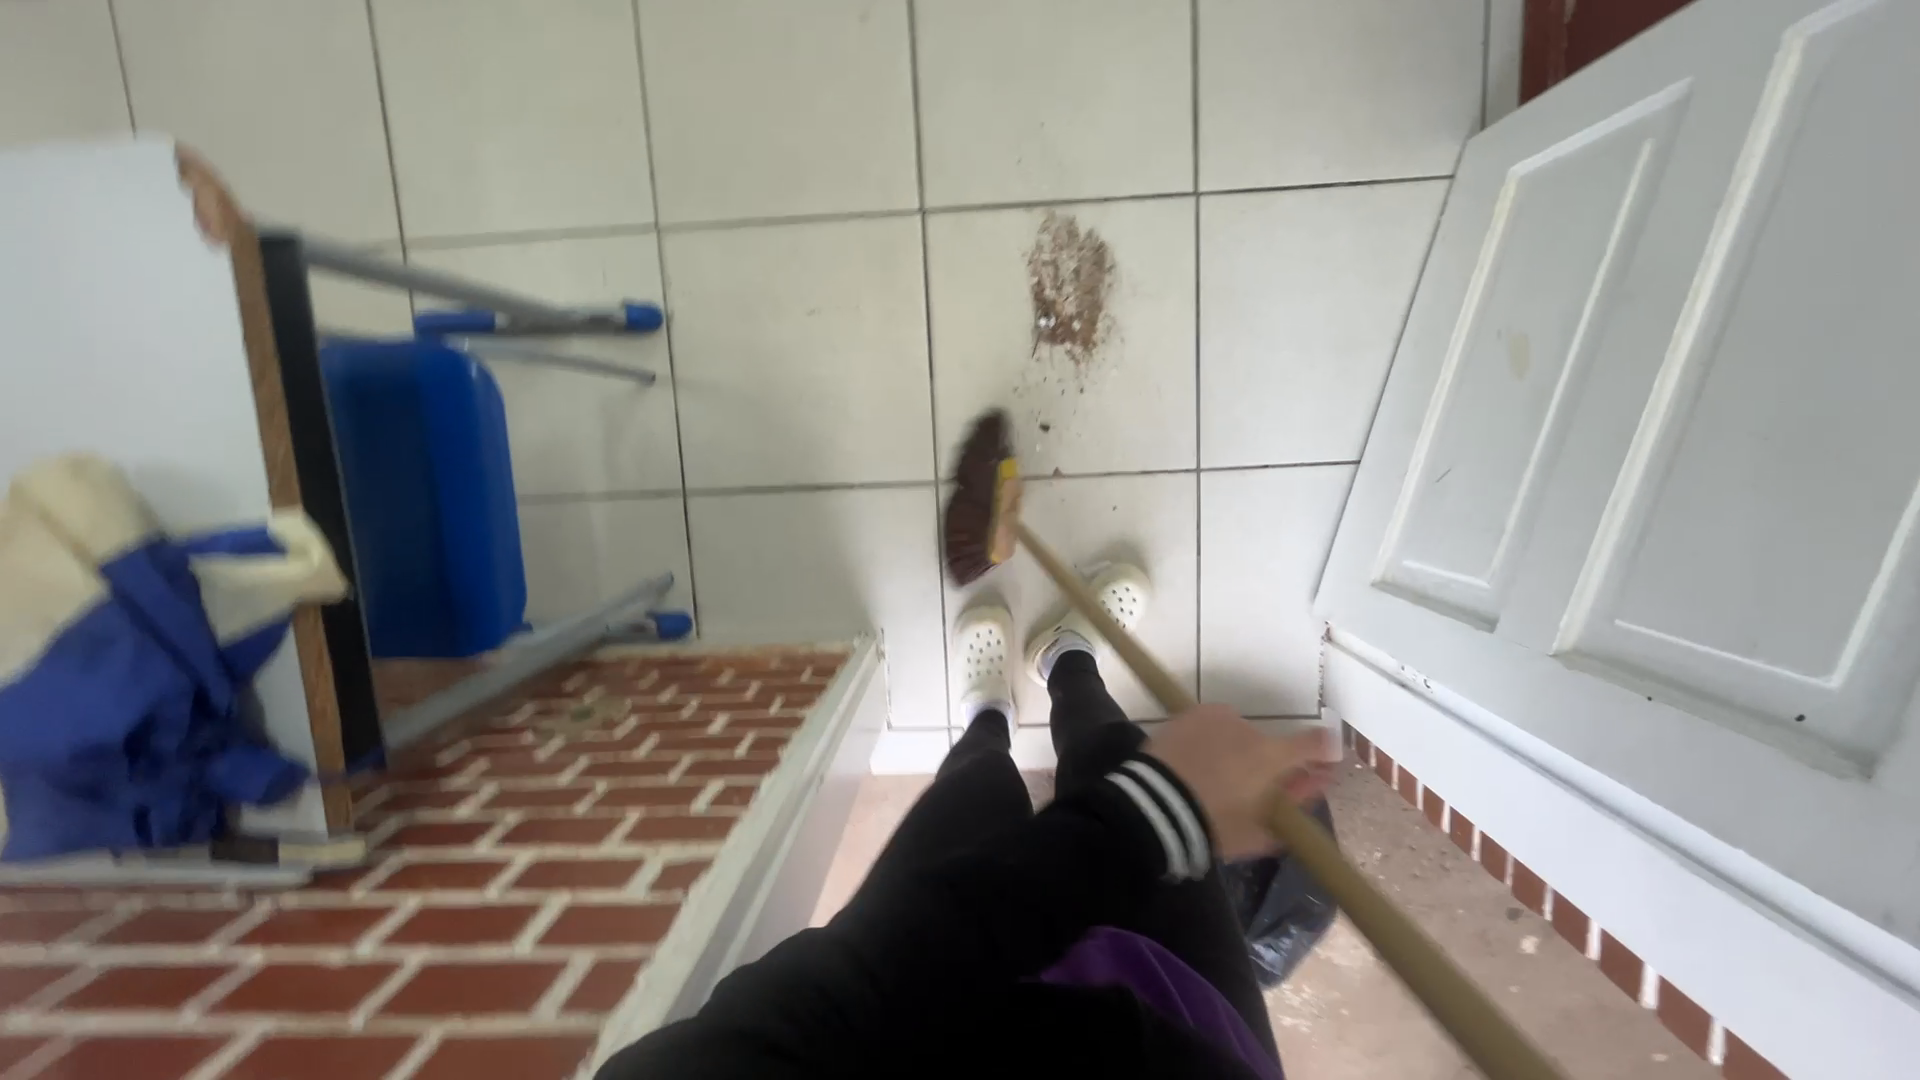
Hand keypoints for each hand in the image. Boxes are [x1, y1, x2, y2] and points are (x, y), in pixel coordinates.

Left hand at [1143, 705, 1337, 860]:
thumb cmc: (1213, 823)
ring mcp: (1215, 717)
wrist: (1156, 804)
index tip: (1327, 755)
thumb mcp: (1260, 830)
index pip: (1314, 743)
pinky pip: (1210, 724)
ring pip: (1236, 732)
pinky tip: (1195, 758)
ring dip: (1234, 747)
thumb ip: (1294, 803)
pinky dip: (1209, 737)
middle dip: (1263, 761)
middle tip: (1243, 784)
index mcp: (1271, 756)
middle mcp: (1248, 728)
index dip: (1324, 748)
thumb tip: (1316, 783)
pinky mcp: (1188, 714)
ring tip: (1212, 773)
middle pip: (1267, 743)